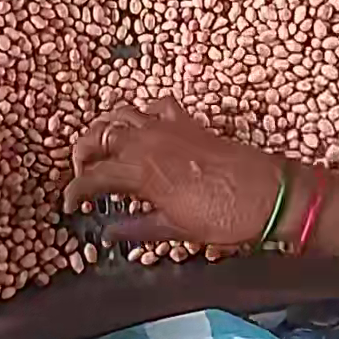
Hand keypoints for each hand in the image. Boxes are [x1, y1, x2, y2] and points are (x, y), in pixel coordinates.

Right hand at [62, 98, 283, 246]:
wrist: (268, 193)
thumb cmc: (223, 217)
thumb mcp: (176, 229)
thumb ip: (137, 228)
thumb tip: (108, 232)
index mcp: (140, 171)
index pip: (94, 176)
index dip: (76, 191)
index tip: (71, 205)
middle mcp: (147, 141)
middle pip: (99, 135)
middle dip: (83, 152)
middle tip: (83, 172)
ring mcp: (167, 127)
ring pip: (121, 113)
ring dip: (107, 127)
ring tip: (105, 146)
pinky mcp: (187, 122)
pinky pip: (157, 106)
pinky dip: (145, 113)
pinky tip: (146, 128)